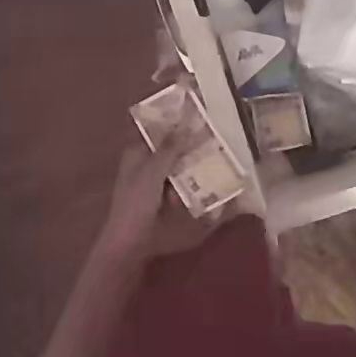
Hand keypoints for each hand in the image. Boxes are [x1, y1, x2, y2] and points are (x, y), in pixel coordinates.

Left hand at [98, 130, 221, 260]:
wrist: (130, 243)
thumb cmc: (136, 203)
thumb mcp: (152, 172)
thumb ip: (170, 148)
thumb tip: (188, 122)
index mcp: (138, 153)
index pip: (160, 130)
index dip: (178, 122)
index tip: (202, 113)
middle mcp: (147, 164)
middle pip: (174, 147)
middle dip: (193, 142)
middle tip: (220, 133)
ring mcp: (158, 182)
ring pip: (181, 165)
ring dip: (198, 162)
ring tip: (224, 152)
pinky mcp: (168, 199)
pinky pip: (186, 183)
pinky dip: (197, 180)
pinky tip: (217, 177)